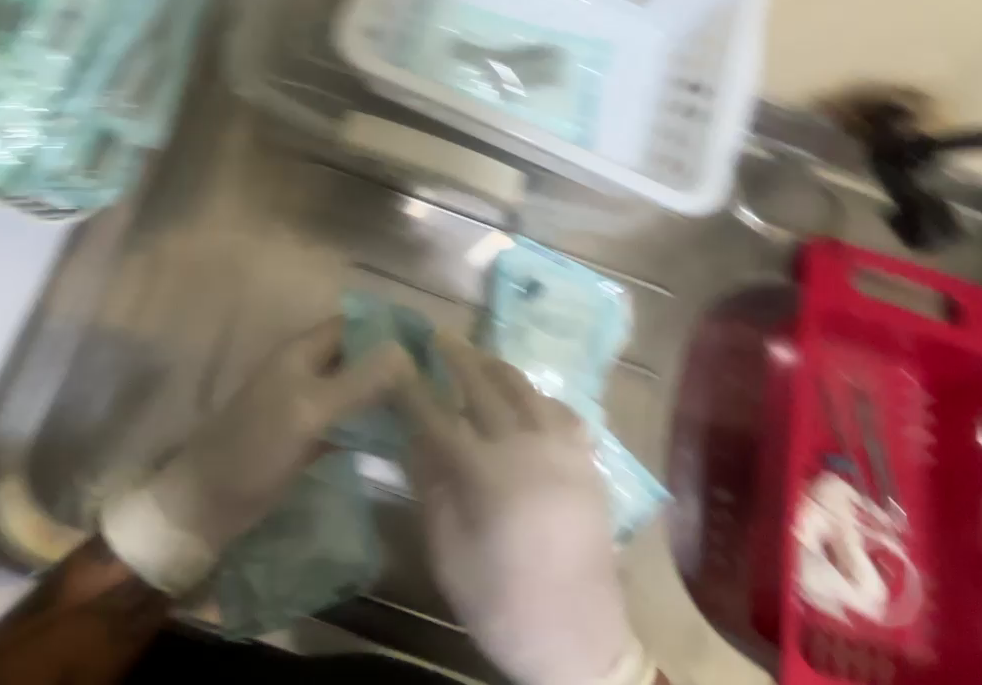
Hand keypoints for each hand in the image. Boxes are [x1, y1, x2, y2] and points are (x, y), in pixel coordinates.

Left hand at [100, 316, 412, 593]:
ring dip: (388, 394)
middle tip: (444, 380)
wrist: (208, 505)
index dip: (391, 327)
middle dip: (396, 363)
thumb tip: (407, 352)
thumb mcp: (309, 411)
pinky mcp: (309, 437)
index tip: (436, 342)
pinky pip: (349, 421)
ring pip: (356, 389)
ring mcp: (307, 405)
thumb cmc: (255, 449)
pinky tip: (405, 436)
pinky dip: (373, 424)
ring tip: (434, 406)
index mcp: (301, 353)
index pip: (355, 324)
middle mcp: (306, 371)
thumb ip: (357, 382)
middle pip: (358, 355)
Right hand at [400, 338, 649, 684]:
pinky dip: (541, 397)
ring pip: (528, 391)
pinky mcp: (588, 464)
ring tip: (478, 356)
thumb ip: (432, 488)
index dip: (412, 388)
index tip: (394, 362)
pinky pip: (564, 413)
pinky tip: (529, 399)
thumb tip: (413, 439)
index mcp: (486, 473)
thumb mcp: (449, 552)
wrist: (580, 643)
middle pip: (485, 388)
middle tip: (437, 337)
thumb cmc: (501, 603)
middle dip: (457, 359)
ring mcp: (564, 452)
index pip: (437, 416)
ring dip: (498, 368)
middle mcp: (527, 448)